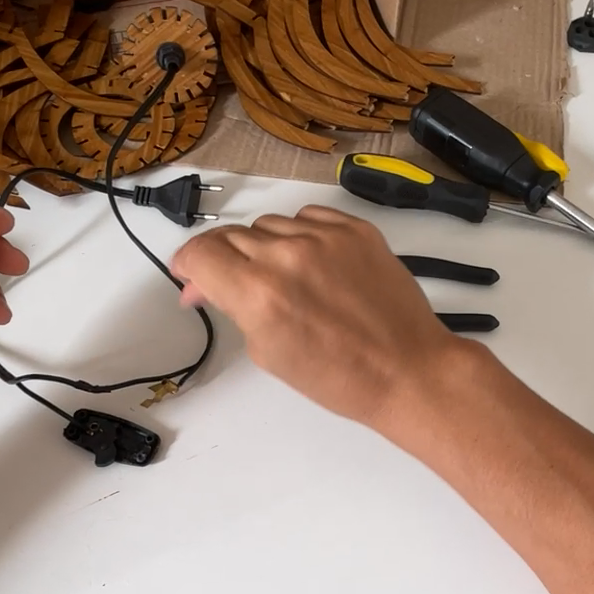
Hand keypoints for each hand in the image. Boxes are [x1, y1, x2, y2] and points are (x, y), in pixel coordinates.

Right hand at [170, 205, 467, 427]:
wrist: (406, 369)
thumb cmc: (340, 376)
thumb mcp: (268, 352)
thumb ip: (232, 308)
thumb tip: (204, 285)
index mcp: (258, 293)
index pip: (199, 254)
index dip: (187, 265)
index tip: (190, 275)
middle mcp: (287, 256)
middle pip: (230, 236)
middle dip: (223, 260)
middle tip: (233, 285)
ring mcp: (325, 237)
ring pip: (268, 225)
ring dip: (263, 248)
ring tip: (284, 280)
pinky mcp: (356, 229)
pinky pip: (308, 218)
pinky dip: (300, 236)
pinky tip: (311, 263)